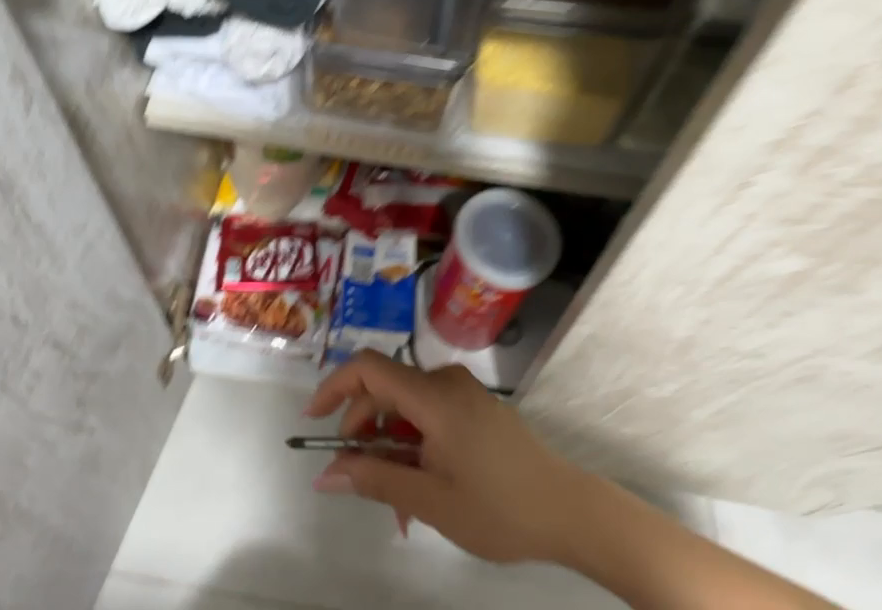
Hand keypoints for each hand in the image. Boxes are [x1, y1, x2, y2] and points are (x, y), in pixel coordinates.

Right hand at [302, 350, 593, 563]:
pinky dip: (413, 448)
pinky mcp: (477, 410)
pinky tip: (417, 493)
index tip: (313, 422)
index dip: (333, 388)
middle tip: (357, 479)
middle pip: (384, 390)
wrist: (569, 512)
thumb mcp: (428, 499)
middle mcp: (446, 383)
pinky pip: (430, 418)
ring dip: (389, 449)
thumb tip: (324, 475)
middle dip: (363, 432)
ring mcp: (465, 395)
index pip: (368, 368)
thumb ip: (373, 479)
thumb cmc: (498, 507)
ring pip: (406, 410)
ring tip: (395, 506)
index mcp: (433, 396)